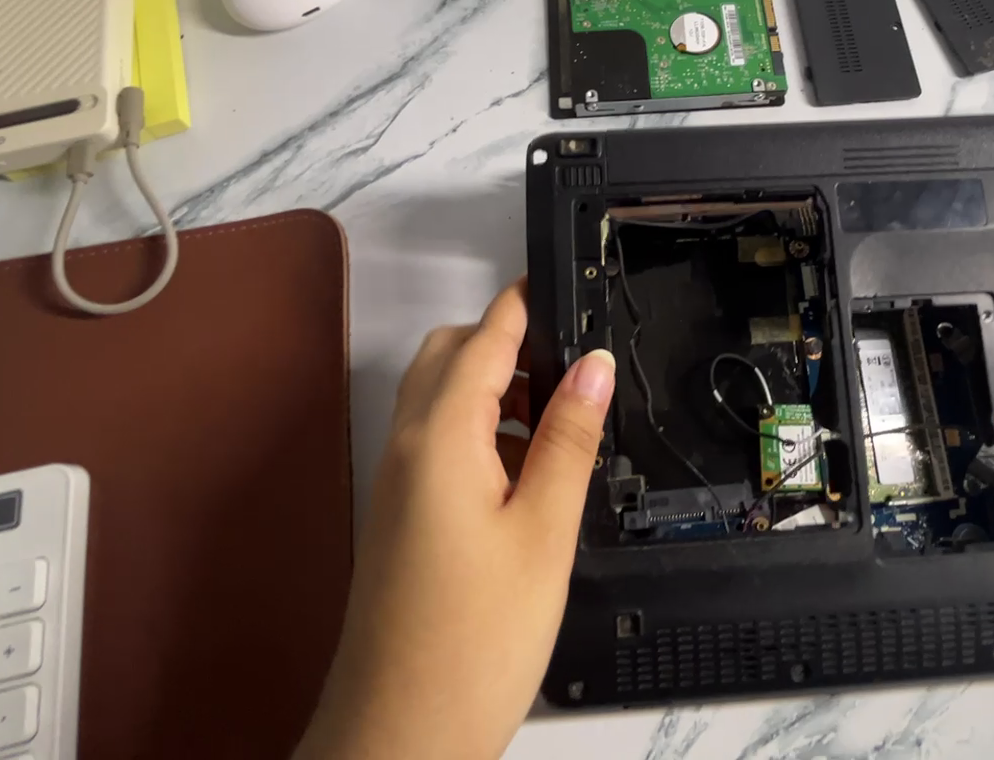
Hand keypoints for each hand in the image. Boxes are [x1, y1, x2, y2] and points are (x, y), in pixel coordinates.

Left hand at [294, 281, 614, 759]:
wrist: (399, 738)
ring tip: (558, 421)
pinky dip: (481, 429)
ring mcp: (399, 480)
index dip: (520, 304)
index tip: (557, 279)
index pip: (483, 341)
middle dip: (504, 344)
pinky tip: (526, 472)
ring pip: (442, 399)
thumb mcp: (545, 530)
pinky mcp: (403, 513)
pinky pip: (439, 440)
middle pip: (449, 358)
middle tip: (569, 369)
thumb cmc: (480, 635)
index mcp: (441, 438)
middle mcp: (408, 445)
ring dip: (493, 388)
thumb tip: (594, 364)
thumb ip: (569, 438)